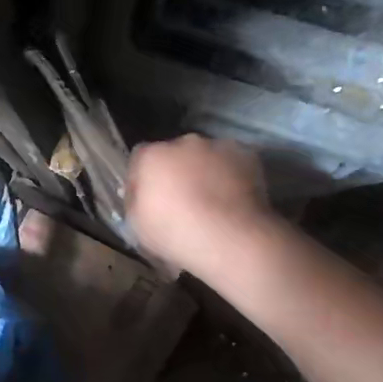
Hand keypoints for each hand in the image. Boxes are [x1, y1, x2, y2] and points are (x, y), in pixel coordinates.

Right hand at [126, 135, 273, 274]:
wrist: (229, 239)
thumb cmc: (175, 235)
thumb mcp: (137, 227)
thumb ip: (135, 201)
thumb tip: (139, 192)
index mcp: (151, 157)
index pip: (140, 158)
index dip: (144, 177)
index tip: (150, 198)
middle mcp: (183, 142)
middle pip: (175, 153)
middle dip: (177, 172)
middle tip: (183, 201)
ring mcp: (218, 146)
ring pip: (206, 156)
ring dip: (205, 172)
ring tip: (213, 203)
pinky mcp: (247, 155)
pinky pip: (233, 163)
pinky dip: (231, 176)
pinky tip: (234, 200)